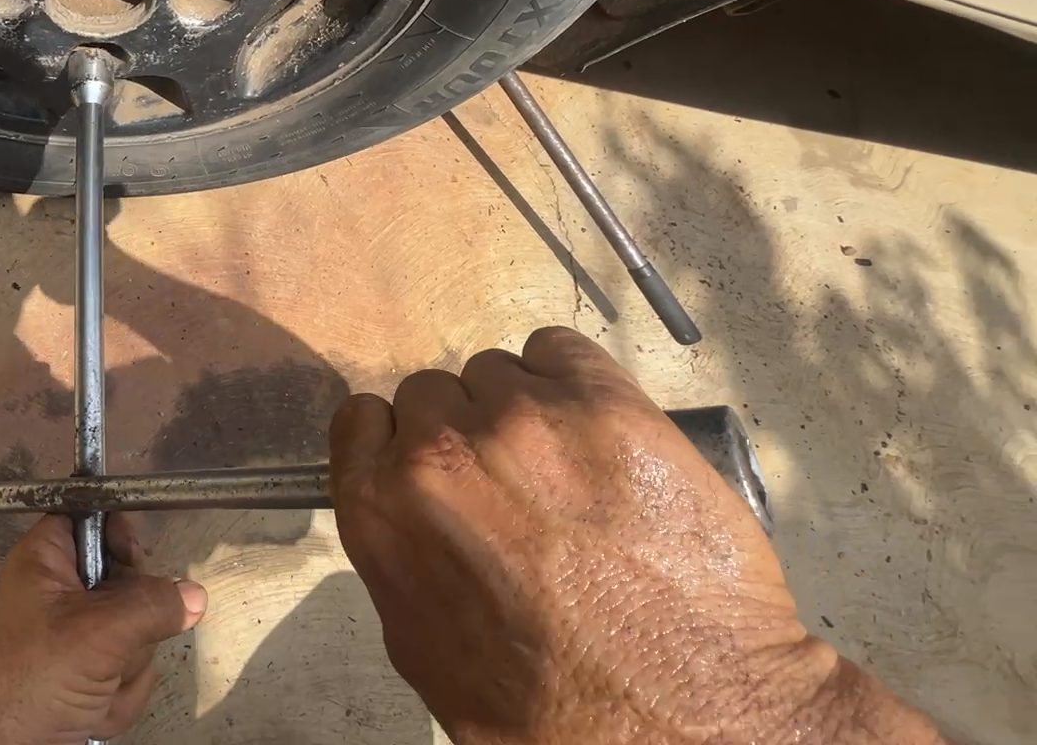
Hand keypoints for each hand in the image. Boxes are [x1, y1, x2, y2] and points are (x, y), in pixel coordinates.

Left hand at [0, 514, 207, 744]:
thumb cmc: (31, 678)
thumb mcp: (96, 633)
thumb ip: (151, 606)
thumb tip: (194, 595)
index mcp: (48, 558)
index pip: (94, 517)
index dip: (119, 532)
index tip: (132, 556)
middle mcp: (64, 589)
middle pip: (129, 580)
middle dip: (131, 623)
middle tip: (109, 644)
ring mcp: (79, 635)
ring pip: (136, 631)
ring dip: (125, 668)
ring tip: (93, 688)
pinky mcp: (90, 674)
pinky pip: (130, 670)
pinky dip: (119, 697)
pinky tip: (94, 712)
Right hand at [330, 326, 943, 744]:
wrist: (692, 724)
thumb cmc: (542, 706)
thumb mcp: (415, 640)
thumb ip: (389, 546)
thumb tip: (398, 500)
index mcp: (378, 503)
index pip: (362, 416)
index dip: (397, 437)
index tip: (431, 461)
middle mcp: (436, 448)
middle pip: (430, 391)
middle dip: (462, 427)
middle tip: (512, 479)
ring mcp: (521, 420)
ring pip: (495, 371)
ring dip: (518, 406)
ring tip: (567, 463)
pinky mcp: (605, 406)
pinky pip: (559, 348)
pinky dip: (568, 375)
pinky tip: (594, 423)